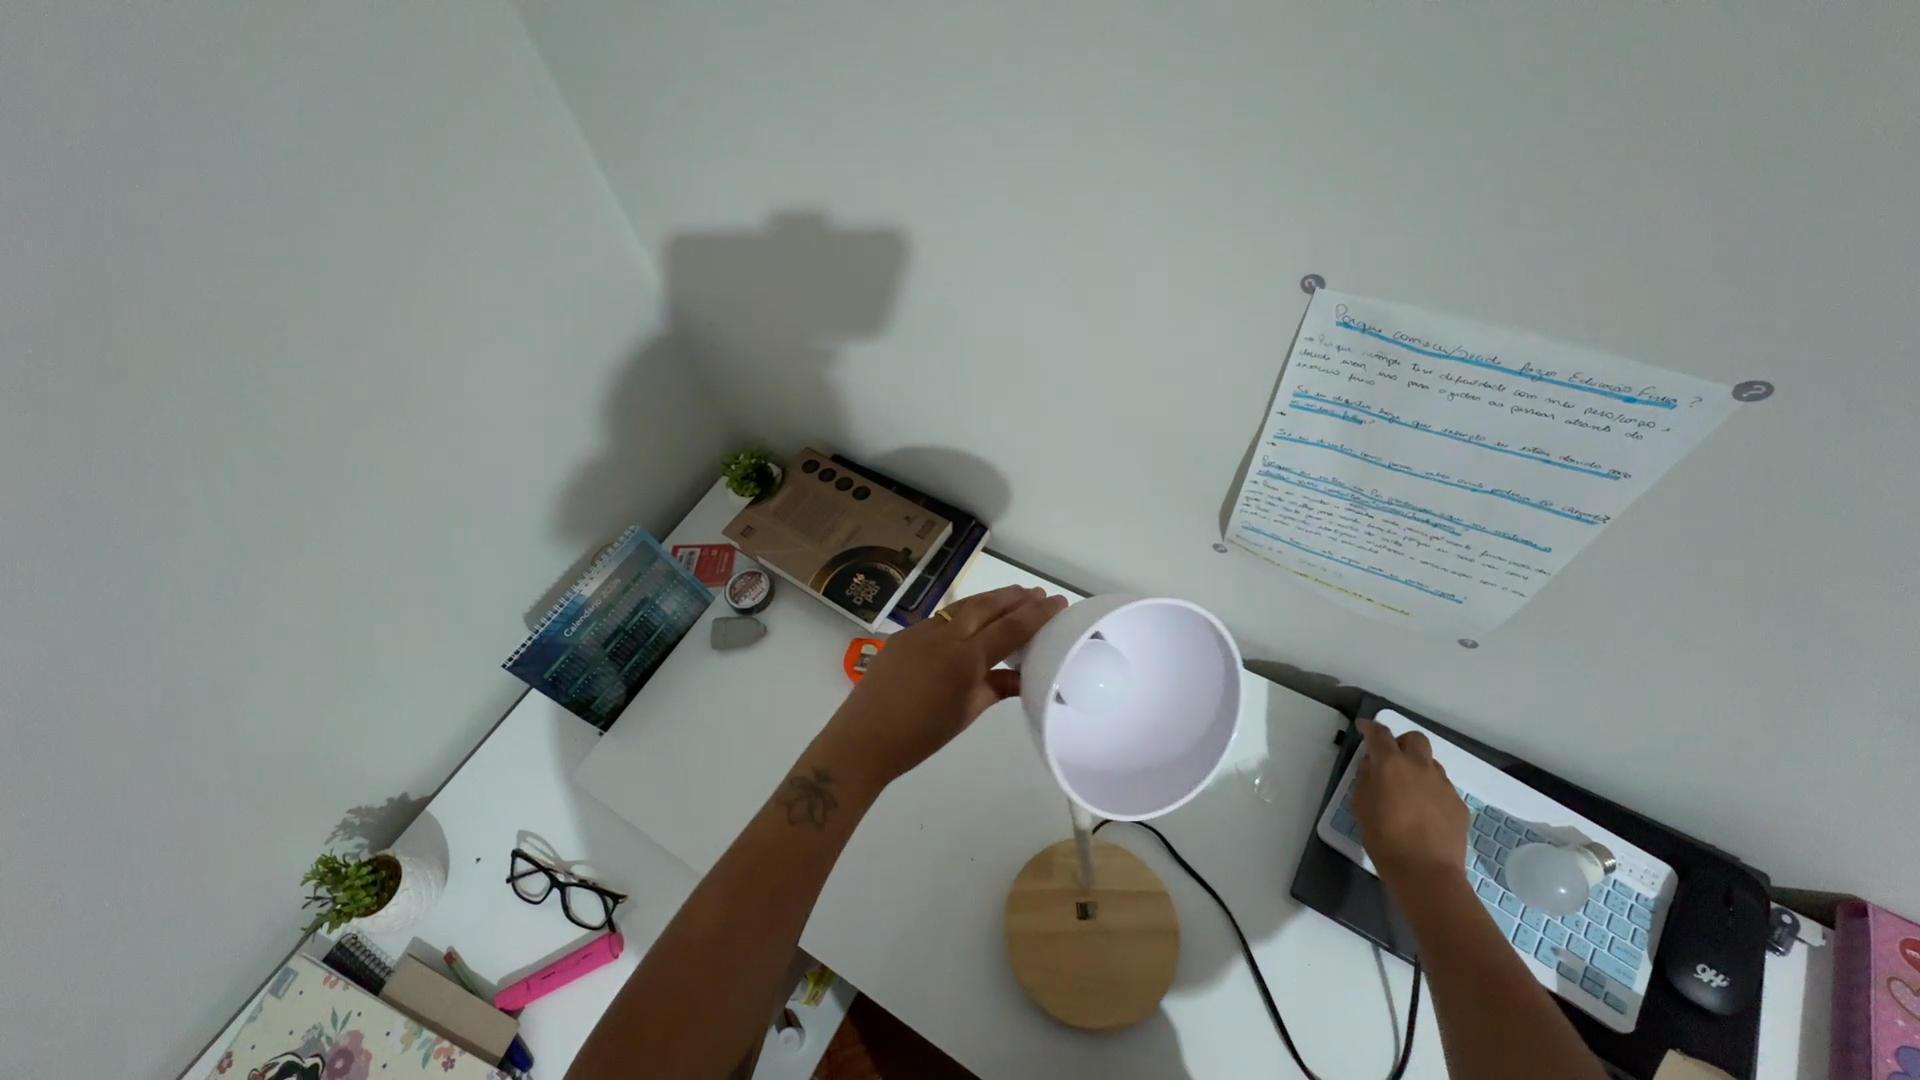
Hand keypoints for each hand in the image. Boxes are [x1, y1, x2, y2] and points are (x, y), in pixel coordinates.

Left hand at [817, 585, 1068, 791]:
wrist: (863, 738)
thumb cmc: (920, 736)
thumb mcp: (966, 713)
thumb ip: (996, 688)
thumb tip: (1022, 677)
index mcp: (965, 658)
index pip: (1010, 628)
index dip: (1037, 615)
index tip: (1058, 602)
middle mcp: (945, 636)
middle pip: (986, 607)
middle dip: (1014, 598)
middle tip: (1037, 594)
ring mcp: (920, 632)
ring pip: (962, 608)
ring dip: (989, 601)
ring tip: (1011, 598)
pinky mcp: (903, 636)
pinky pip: (941, 619)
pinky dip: (963, 614)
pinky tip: (970, 620)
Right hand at [1351, 717, 1469, 894]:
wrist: (1426, 871)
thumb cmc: (1383, 838)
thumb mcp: (1361, 805)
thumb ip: (1366, 778)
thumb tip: (1372, 765)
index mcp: (1391, 765)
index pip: (1380, 734)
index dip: (1370, 727)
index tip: (1363, 727)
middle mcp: (1420, 767)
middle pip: (1415, 739)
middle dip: (1402, 743)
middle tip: (1391, 760)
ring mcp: (1443, 785)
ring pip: (1431, 765)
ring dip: (1418, 770)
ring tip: (1408, 793)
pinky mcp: (1458, 804)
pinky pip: (1442, 788)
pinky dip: (1431, 793)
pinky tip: (1424, 814)